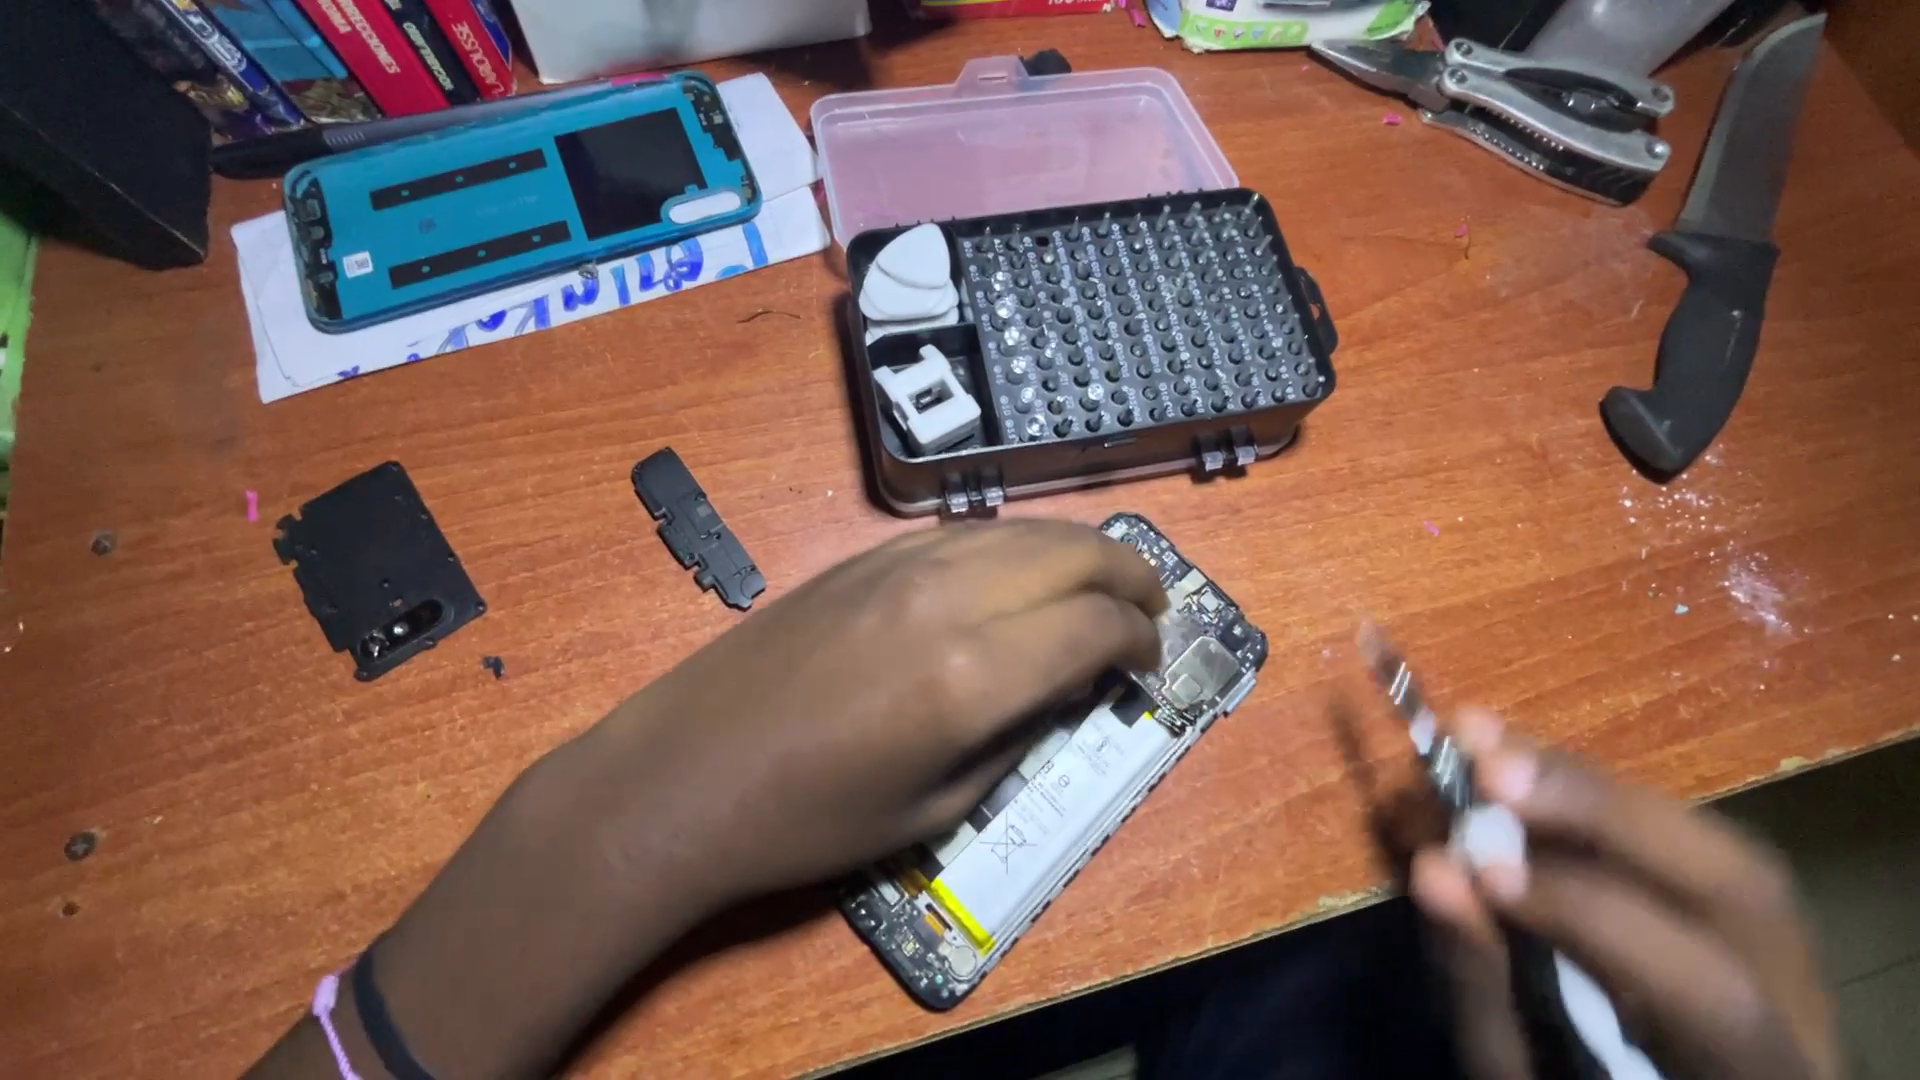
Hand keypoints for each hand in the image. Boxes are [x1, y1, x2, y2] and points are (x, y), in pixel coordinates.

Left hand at [592, 517, 1166, 907]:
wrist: (687, 772)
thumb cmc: (814, 818)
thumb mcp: (939, 804)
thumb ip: (1023, 731)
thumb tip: (1077, 682)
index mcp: (974, 673)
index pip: (1097, 624)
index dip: (1141, 641)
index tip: (1149, 664)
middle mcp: (949, 595)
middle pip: (1074, 551)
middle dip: (1130, 575)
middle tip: (1148, 612)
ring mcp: (903, 562)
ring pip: (1023, 529)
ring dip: (1076, 553)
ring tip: (1098, 588)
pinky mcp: (867, 554)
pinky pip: (968, 531)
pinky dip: (1016, 547)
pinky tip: (1018, 578)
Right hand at [1409, 710, 1837, 1079]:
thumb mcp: (1516, 1071)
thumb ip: (1483, 980)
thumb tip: (1434, 864)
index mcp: (1761, 1077)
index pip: (1708, 990)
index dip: (1589, 916)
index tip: (1472, 867)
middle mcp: (1802, 1003)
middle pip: (1738, 879)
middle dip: (1600, 810)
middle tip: (1483, 768)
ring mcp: (1777, 950)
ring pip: (1704, 836)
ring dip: (1577, 779)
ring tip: (1473, 734)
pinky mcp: (1723, 909)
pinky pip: (1662, 829)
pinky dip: (1575, 785)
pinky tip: (1504, 748)